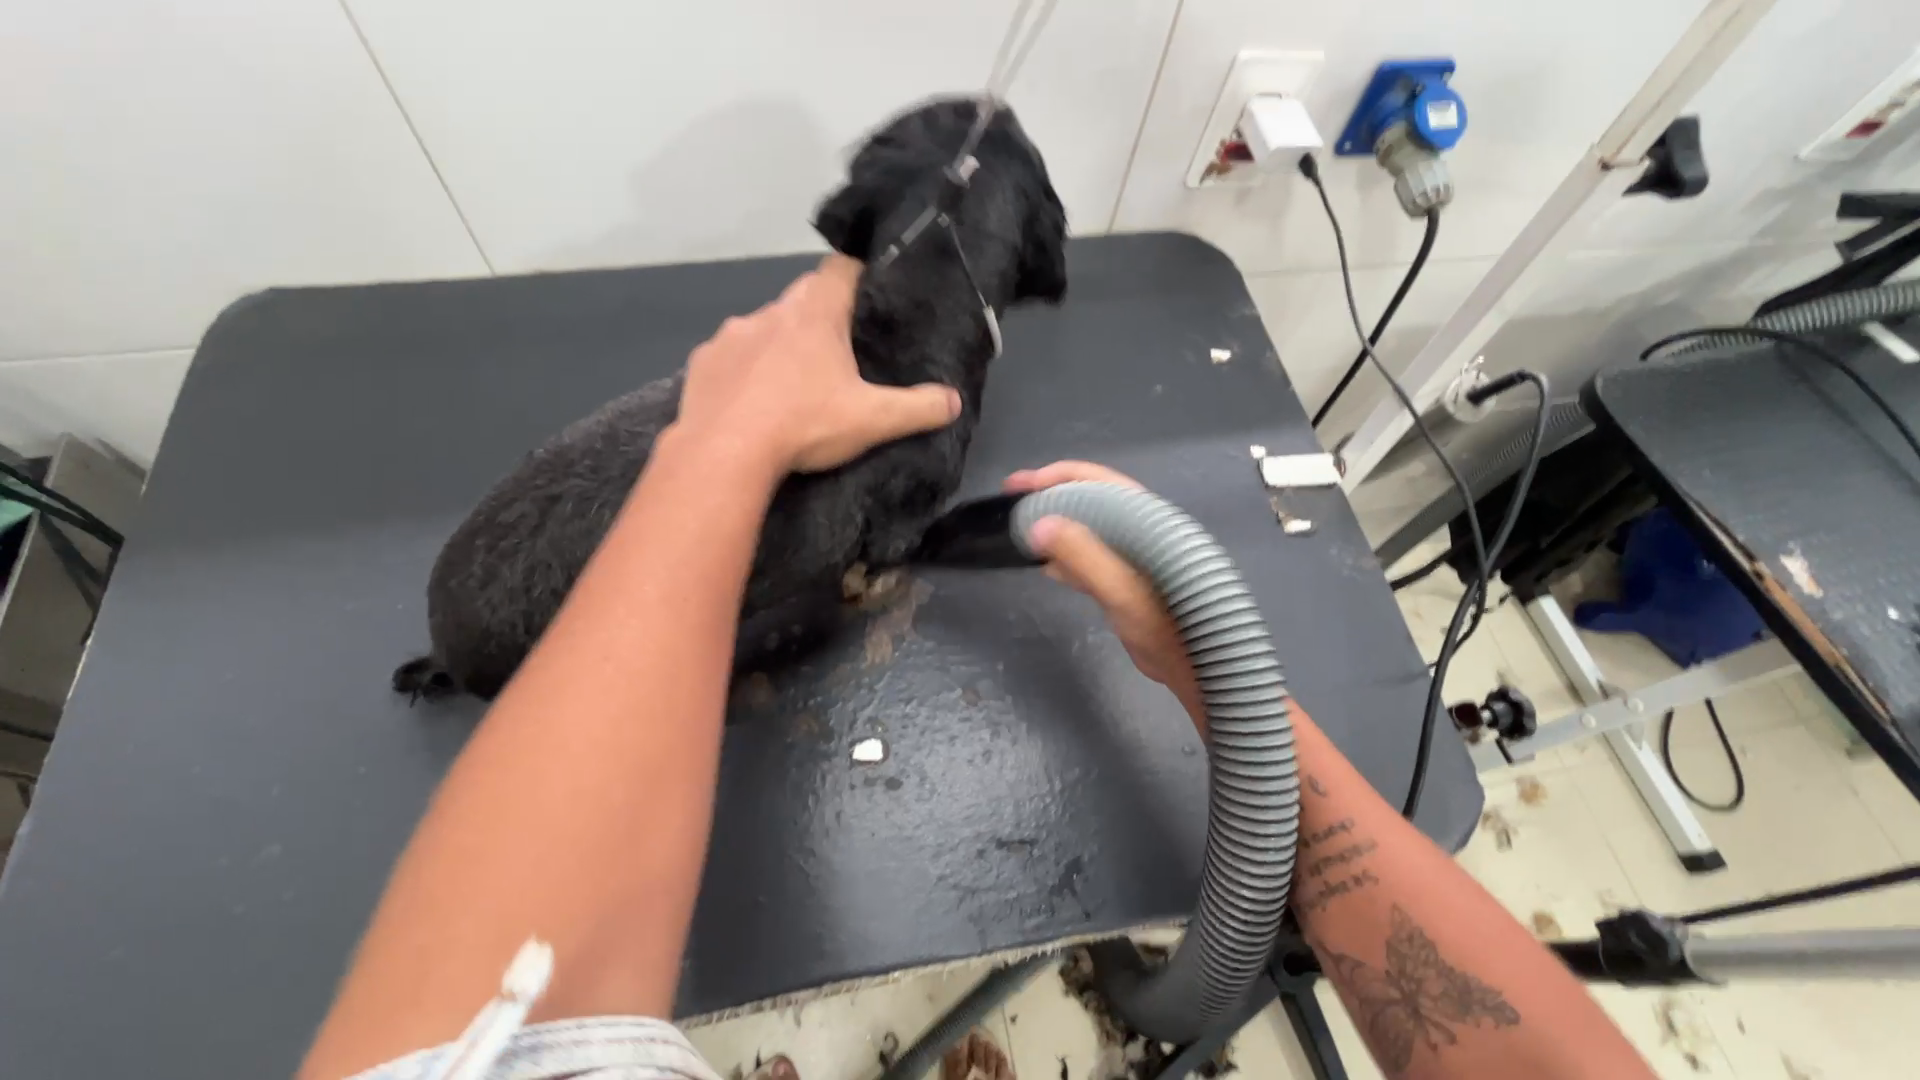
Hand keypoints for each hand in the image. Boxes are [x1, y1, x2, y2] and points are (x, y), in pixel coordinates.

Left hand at [675, 255, 961, 474]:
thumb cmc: (804, 425)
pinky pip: (730, 357)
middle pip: (802, 299)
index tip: (871, 293)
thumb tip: (954, 401)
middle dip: (821, 319)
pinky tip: (751, 400)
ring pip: (763, 328)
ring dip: (779, 346)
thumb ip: (917, 408)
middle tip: (839, 353)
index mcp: (814, 314)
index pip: (841, 269)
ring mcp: (730, 336)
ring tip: (792, 384)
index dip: (859, 275)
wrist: (724, 454)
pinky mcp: (703, 363)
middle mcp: (769, 312)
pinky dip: (744, 371)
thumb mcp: (872, 421)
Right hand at [1003, 461, 1204, 725]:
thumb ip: (1082, 554)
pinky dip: (1065, 556)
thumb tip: (1038, 524)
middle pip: (1089, 501)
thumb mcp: (1120, 588)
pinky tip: (1043, 564)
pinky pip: (1088, 558)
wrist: (1195, 668)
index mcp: (1143, 520)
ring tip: (1020, 526)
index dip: (1057, 477)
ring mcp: (1130, 558)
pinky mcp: (1124, 582)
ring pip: (1086, 529)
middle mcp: (1137, 531)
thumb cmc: (1163, 625)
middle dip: (1050, 496)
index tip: (1020, 484)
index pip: (1096, 482)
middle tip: (1012, 500)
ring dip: (1054, 524)